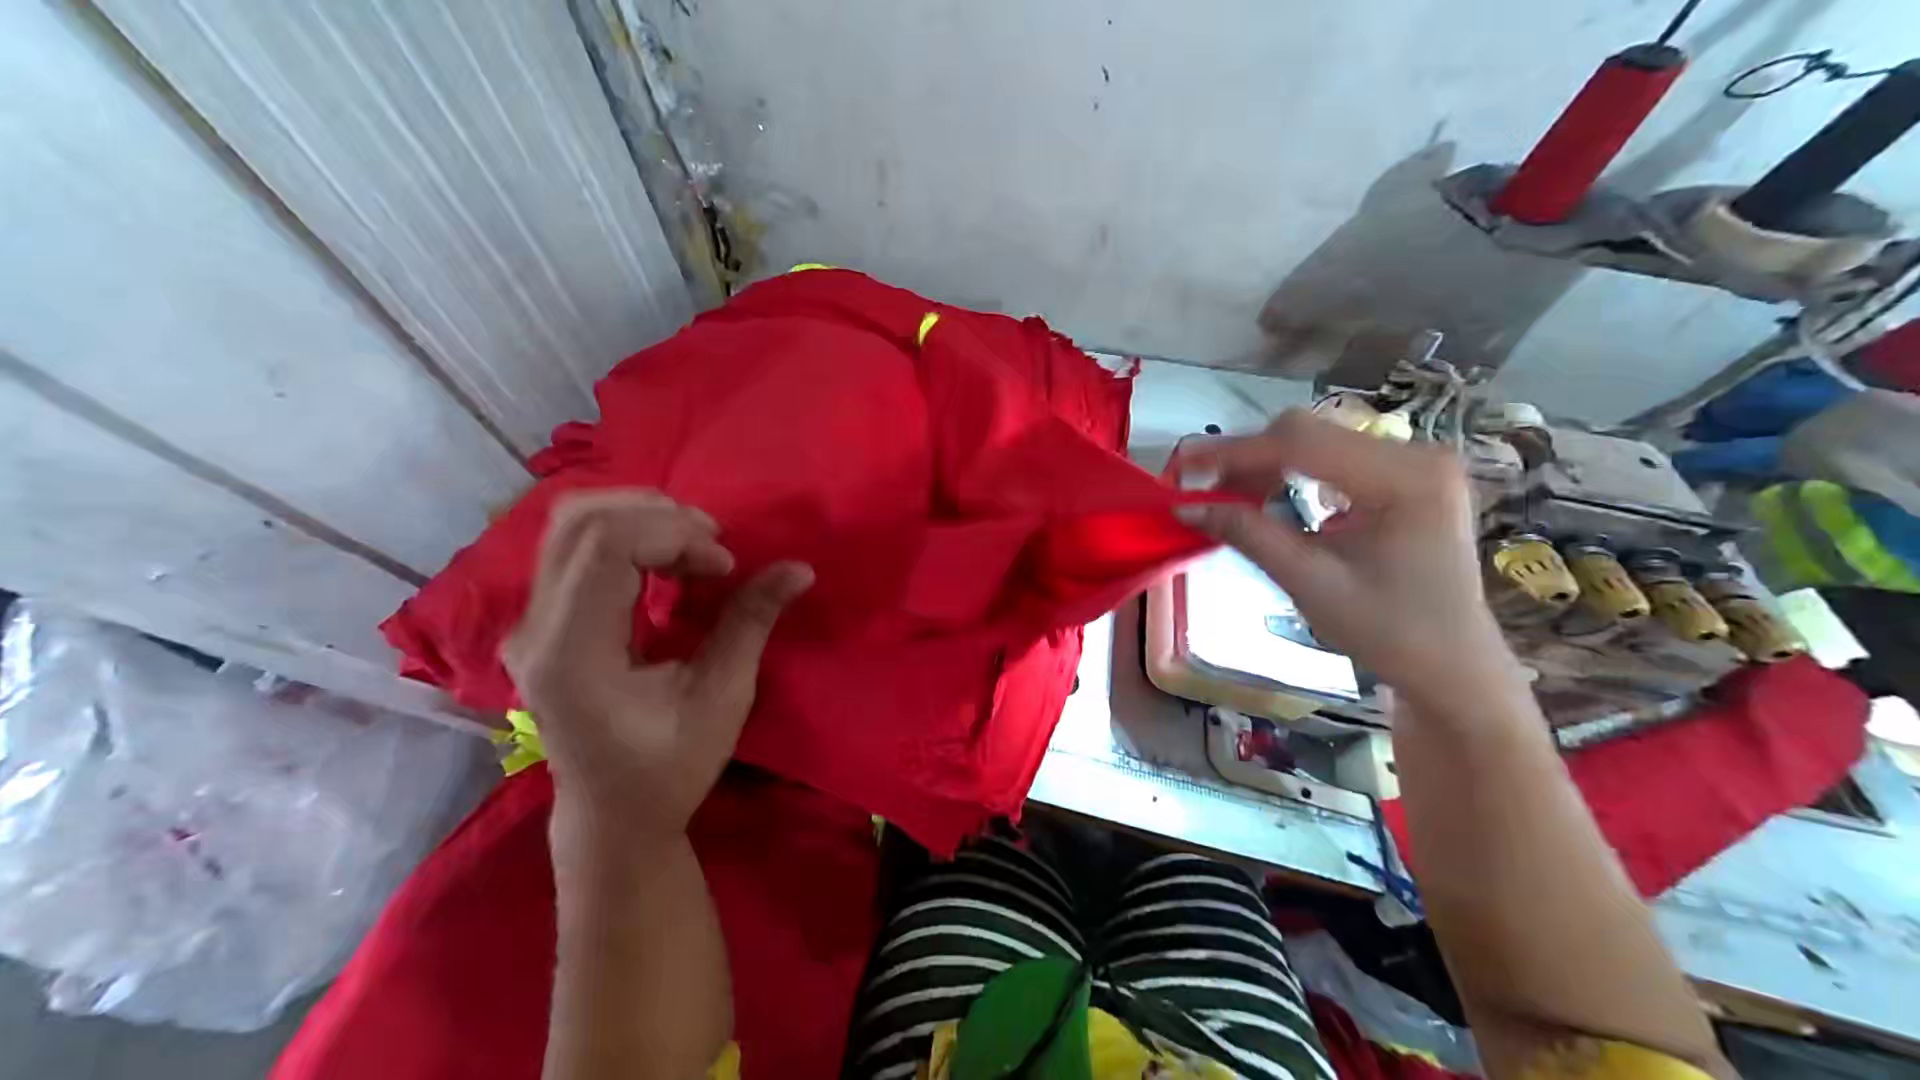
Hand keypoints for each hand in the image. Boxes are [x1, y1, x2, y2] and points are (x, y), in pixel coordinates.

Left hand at [502, 490, 812, 835]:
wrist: (612, 815)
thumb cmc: (669, 768)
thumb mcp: (722, 697)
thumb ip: (751, 622)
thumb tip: (800, 569)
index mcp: (572, 653)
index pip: (606, 547)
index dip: (673, 536)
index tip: (726, 566)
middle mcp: (535, 628)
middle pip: (580, 521)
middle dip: (658, 516)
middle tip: (714, 544)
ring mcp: (529, 623)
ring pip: (572, 525)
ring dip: (642, 520)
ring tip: (695, 546)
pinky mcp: (541, 621)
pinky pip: (575, 548)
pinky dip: (628, 537)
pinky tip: (667, 560)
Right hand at [1174, 409, 1524, 713]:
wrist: (1452, 665)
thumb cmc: (1390, 632)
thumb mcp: (1311, 584)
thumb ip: (1249, 535)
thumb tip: (1186, 505)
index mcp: (1406, 478)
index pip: (1301, 443)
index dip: (1234, 452)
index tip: (1182, 465)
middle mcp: (1415, 455)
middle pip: (1307, 433)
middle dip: (1245, 459)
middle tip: (1200, 490)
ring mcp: (1411, 462)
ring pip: (1314, 442)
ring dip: (1263, 467)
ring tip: (1227, 500)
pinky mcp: (1402, 476)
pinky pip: (1330, 459)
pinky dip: (1288, 474)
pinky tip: (1265, 499)